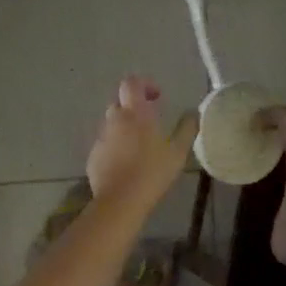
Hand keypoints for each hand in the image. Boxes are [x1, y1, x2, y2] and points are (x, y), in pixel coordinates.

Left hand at [86, 75, 197, 206]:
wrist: (120, 202)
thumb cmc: (152, 173)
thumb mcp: (178, 152)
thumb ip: (187, 129)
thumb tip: (193, 113)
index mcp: (135, 114)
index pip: (131, 83)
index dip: (144, 84)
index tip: (157, 97)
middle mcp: (114, 121)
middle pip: (119, 103)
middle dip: (134, 107)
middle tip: (150, 123)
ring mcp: (101, 139)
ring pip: (111, 125)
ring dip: (124, 128)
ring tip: (140, 147)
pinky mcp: (93, 157)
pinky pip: (105, 145)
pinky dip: (115, 147)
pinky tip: (126, 165)